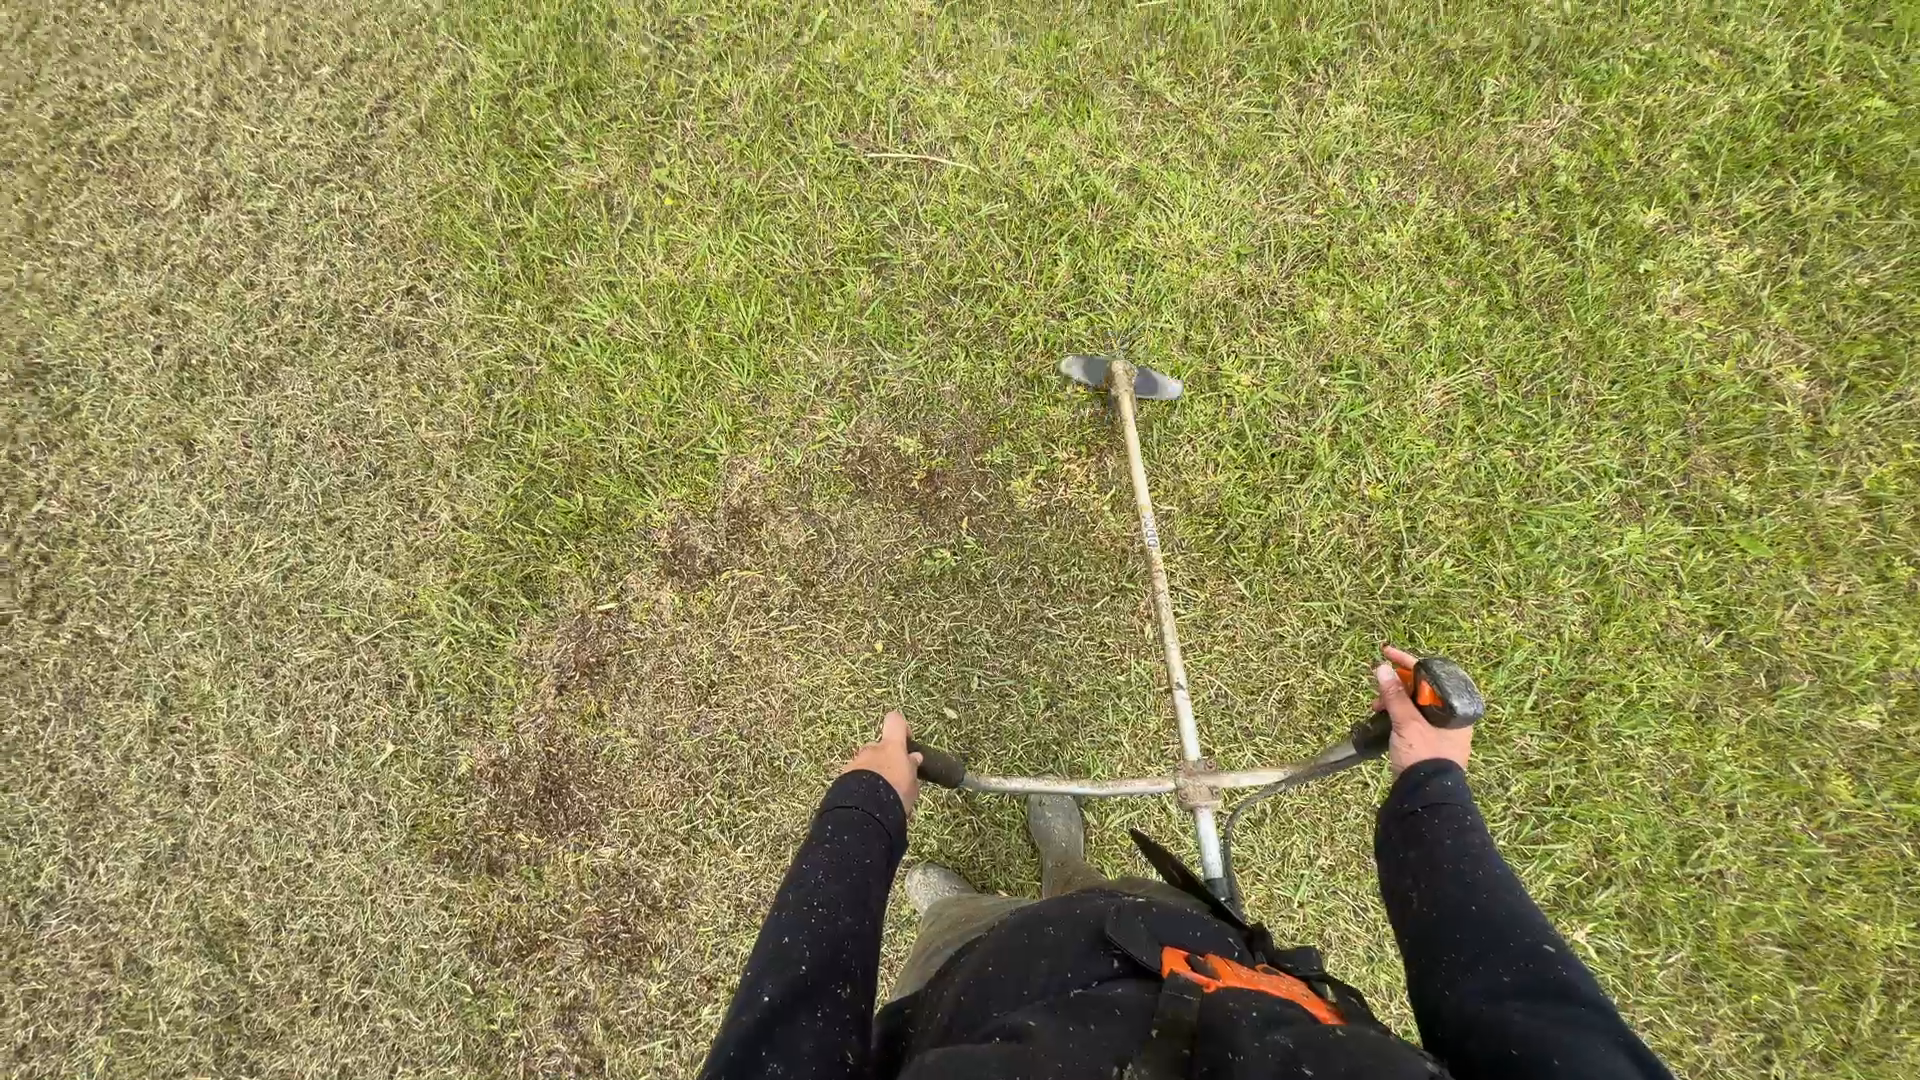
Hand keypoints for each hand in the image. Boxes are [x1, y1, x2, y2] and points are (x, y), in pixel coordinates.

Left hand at [841, 710, 923, 815]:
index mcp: (891, 746)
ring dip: (871, 774)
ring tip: (880, 796)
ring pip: (865, 763)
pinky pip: (853, 777)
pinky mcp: (841, 778)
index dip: (901, 727)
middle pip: (878, 747)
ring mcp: (854, 763)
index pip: (895, 721)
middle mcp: (871, 750)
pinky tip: (866, 802)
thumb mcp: (912, 783)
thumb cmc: (894, 795)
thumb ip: (911, 768)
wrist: (865, 815)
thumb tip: (914, 757)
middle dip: (884, 760)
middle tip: (893, 779)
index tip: (906, 741)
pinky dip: (859, 785)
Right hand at [1372, 644, 1472, 775]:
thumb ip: (1394, 695)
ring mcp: (1440, 728)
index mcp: (1456, 709)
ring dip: (1392, 699)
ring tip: (1375, 706)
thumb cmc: (1423, 754)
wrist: (1426, 794)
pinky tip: (1381, 715)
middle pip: (1421, 688)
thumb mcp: (1406, 722)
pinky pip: (1410, 716)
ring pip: (1413, 702)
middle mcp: (1451, 716)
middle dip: (1396, 683)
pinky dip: (1395, 712)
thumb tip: (1381, 668)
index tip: (1386, 653)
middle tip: (1377, 684)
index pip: (1431, 675)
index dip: (1407, 662)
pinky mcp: (1427, 739)